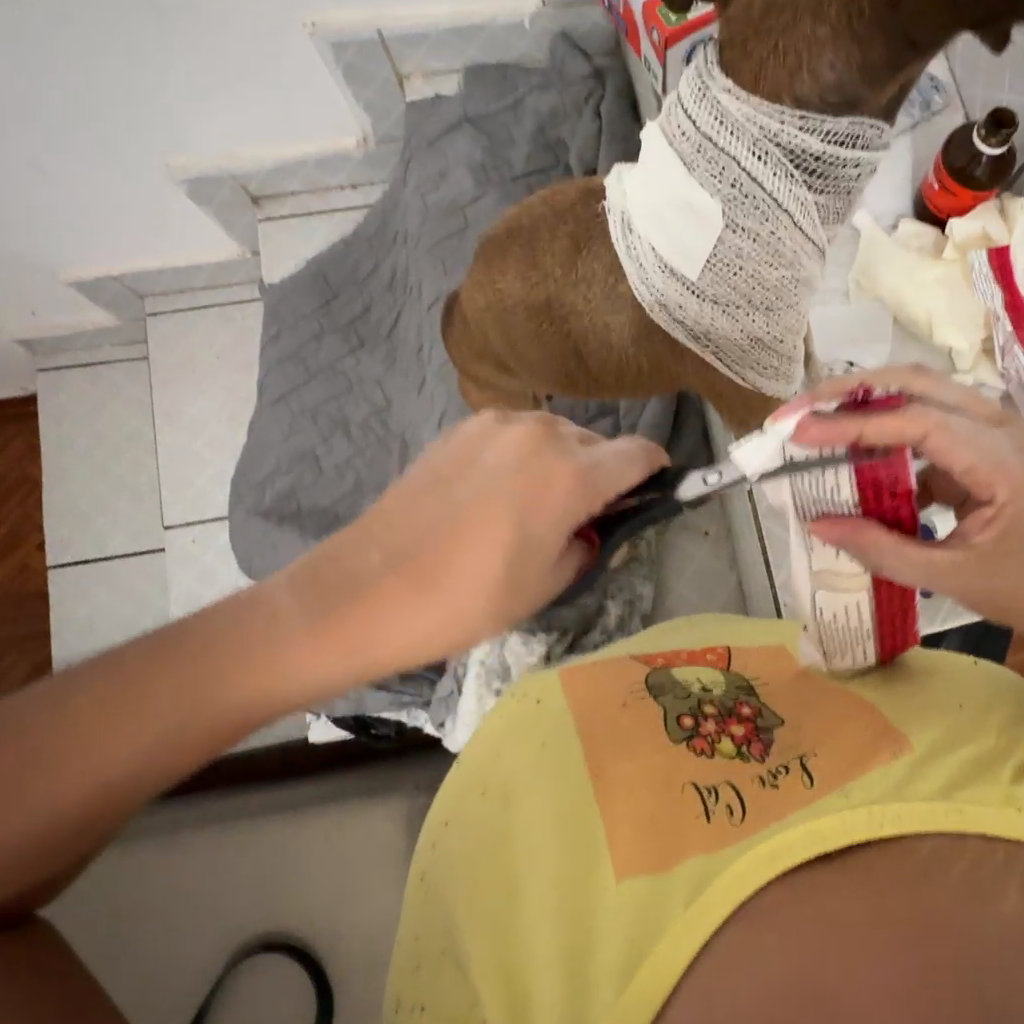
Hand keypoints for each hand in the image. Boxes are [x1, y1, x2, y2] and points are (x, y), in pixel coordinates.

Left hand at [273, 411, 667, 690]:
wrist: (367, 591)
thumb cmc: (469, 598)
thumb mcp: (549, 583)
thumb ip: (590, 544)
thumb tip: (593, 527)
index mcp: (571, 472)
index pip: (641, 454)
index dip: (656, 474)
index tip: (652, 496)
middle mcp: (539, 433)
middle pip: (597, 443)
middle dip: (605, 475)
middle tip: (586, 520)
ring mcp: (494, 425)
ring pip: (554, 437)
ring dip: (563, 465)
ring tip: (537, 511)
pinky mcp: (458, 431)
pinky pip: (514, 438)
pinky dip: (524, 461)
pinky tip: (496, 501)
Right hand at [785, 367, 1023, 655]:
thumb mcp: (948, 578)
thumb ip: (881, 549)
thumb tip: (816, 522)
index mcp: (1002, 460)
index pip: (917, 421)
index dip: (852, 423)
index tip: (799, 432)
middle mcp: (1003, 427)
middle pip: (919, 383)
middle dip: (852, 392)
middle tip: (798, 411)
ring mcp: (1000, 429)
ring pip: (925, 394)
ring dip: (869, 405)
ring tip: (818, 424)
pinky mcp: (989, 442)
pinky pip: (932, 423)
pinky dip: (891, 435)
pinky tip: (859, 461)